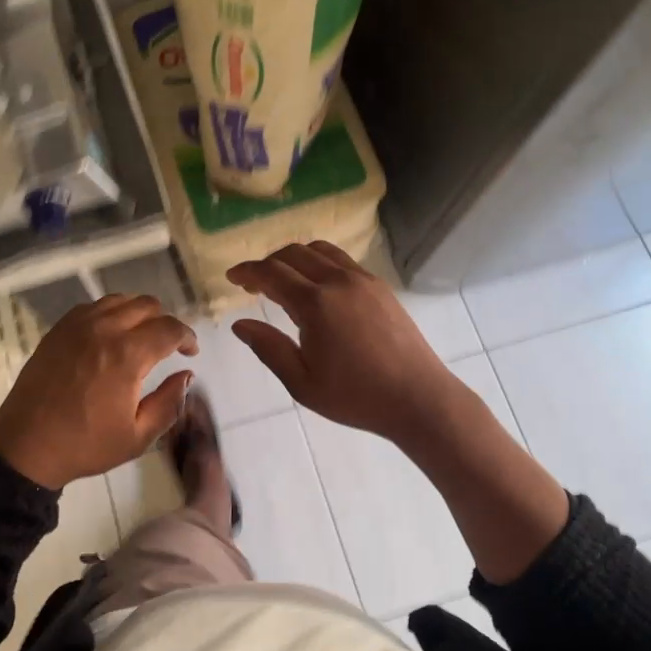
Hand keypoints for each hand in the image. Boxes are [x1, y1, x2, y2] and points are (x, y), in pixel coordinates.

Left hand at [0, 295, 198, 488]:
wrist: (27, 445)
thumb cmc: (85, 445)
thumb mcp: (138, 436)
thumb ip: (169, 403)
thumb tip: (186, 375)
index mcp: (127, 355)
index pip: (169, 329)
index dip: (187, 337)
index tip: (190, 352)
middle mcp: (104, 330)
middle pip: (147, 305)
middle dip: (164, 322)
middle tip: (167, 347)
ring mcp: (77, 325)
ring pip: (119, 300)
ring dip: (137, 314)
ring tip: (140, 337)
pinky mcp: (58, 329)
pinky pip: (92, 307)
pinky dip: (109, 314)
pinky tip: (109, 336)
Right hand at [227, 243, 475, 452]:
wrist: (418, 399)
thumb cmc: (356, 397)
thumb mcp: (302, 382)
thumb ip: (269, 348)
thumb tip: (240, 325)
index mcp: (315, 304)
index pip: (272, 273)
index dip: (248, 272)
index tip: (232, 277)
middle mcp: (338, 281)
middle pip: (294, 254)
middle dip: (268, 263)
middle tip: (254, 284)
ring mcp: (363, 280)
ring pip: (320, 251)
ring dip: (294, 258)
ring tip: (283, 280)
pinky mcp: (380, 287)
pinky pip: (342, 260)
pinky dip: (320, 262)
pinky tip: (317, 286)